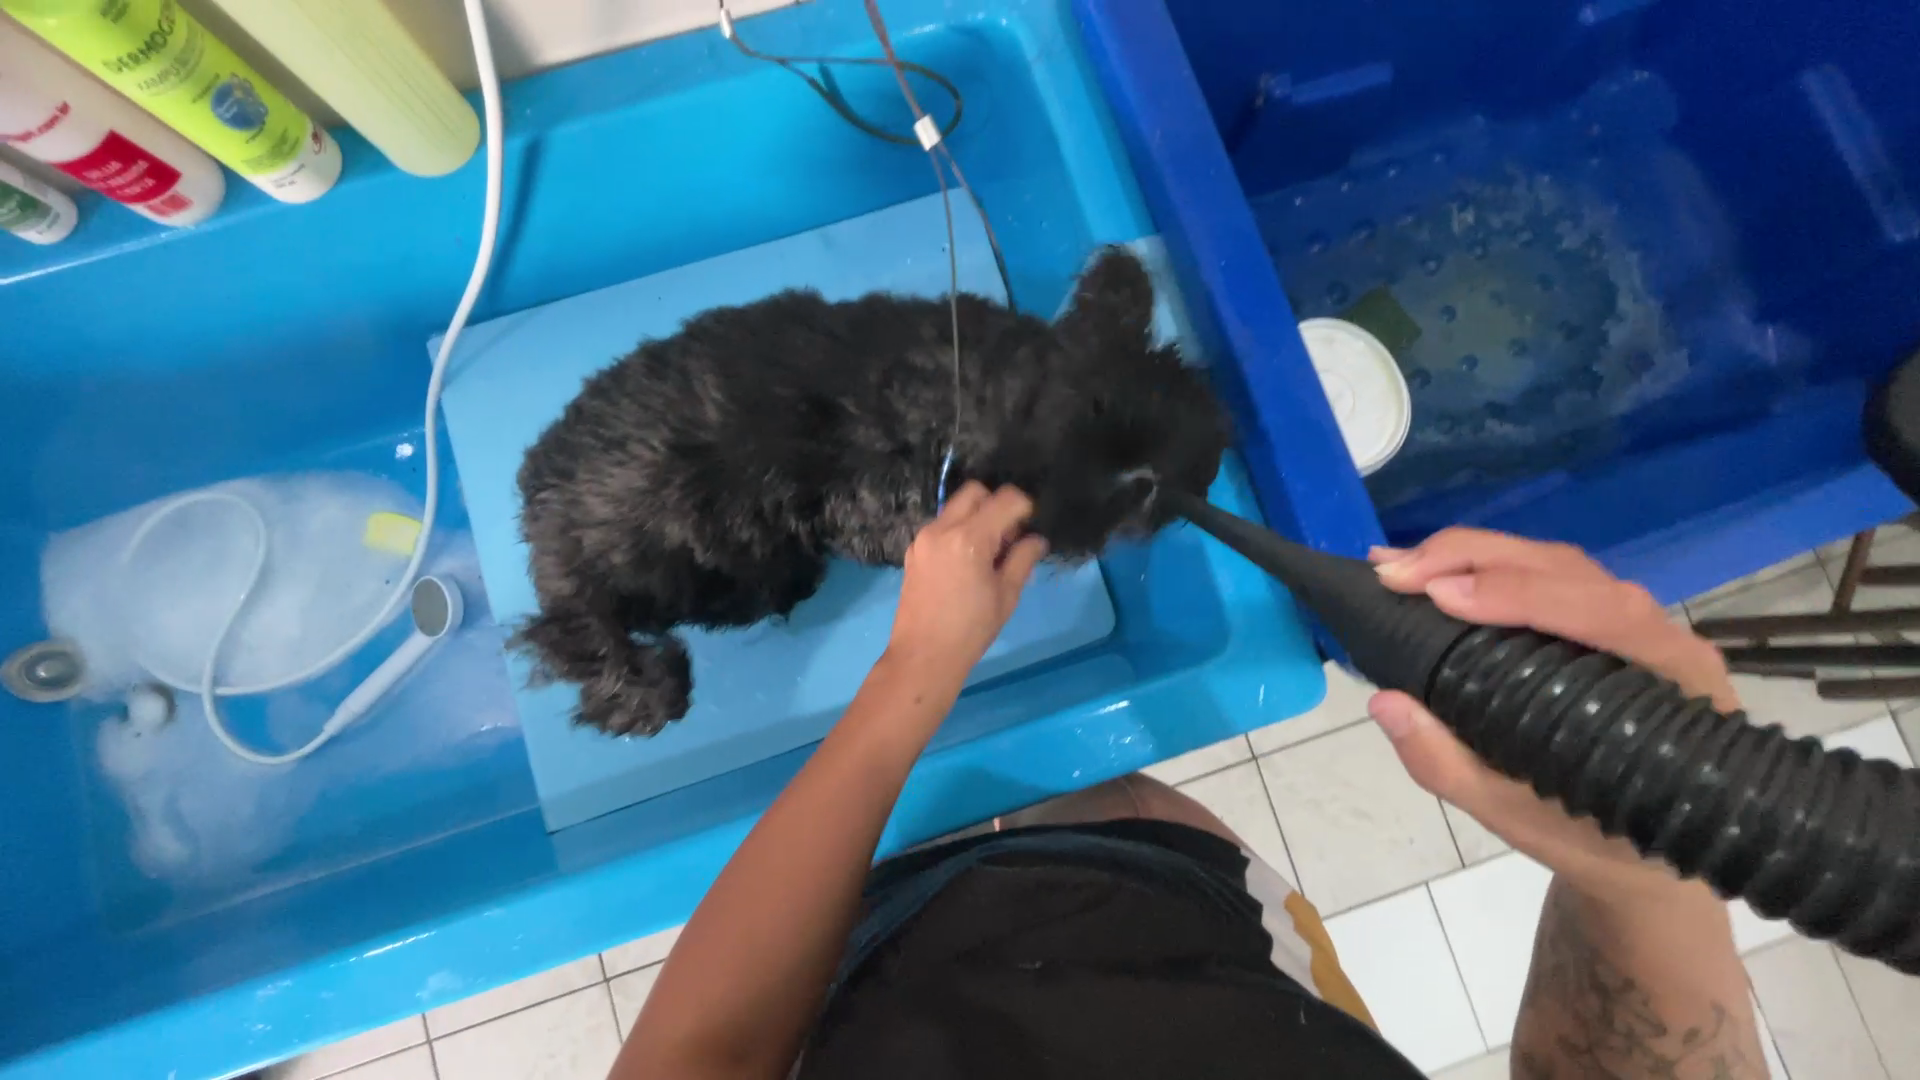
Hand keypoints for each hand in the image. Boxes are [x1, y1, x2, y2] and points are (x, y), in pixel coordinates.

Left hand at [887, 482, 1048, 676]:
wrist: (923, 656)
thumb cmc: (971, 630)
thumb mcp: (1006, 595)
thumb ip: (1023, 559)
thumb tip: (1036, 540)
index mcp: (969, 538)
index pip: (1005, 500)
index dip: (1024, 508)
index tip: (1028, 530)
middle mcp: (942, 529)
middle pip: (975, 492)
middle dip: (996, 505)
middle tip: (1007, 538)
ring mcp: (923, 538)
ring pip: (955, 508)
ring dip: (976, 518)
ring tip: (987, 554)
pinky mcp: (913, 551)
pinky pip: (940, 526)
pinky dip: (958, 531)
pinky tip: (966, 563)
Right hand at [1366, 528, 1739, 900]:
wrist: (1639, 857)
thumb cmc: (1592, 840)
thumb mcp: (1516, 818)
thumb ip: (1448, 765)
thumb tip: (1383, 703)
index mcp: (1668, 684)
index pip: (1601, 611)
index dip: (1518, 593)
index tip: (1438, 596)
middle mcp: (1652, 638)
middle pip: (1564, 569)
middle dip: (1470, 560)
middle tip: (1390, 574)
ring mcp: (1619, 623)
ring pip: (1546, 561)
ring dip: (1464, 555)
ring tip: (1392, 567)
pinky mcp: (1584, 620)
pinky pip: (1533, 575)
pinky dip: (1471, 566)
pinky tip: (1423, 573)